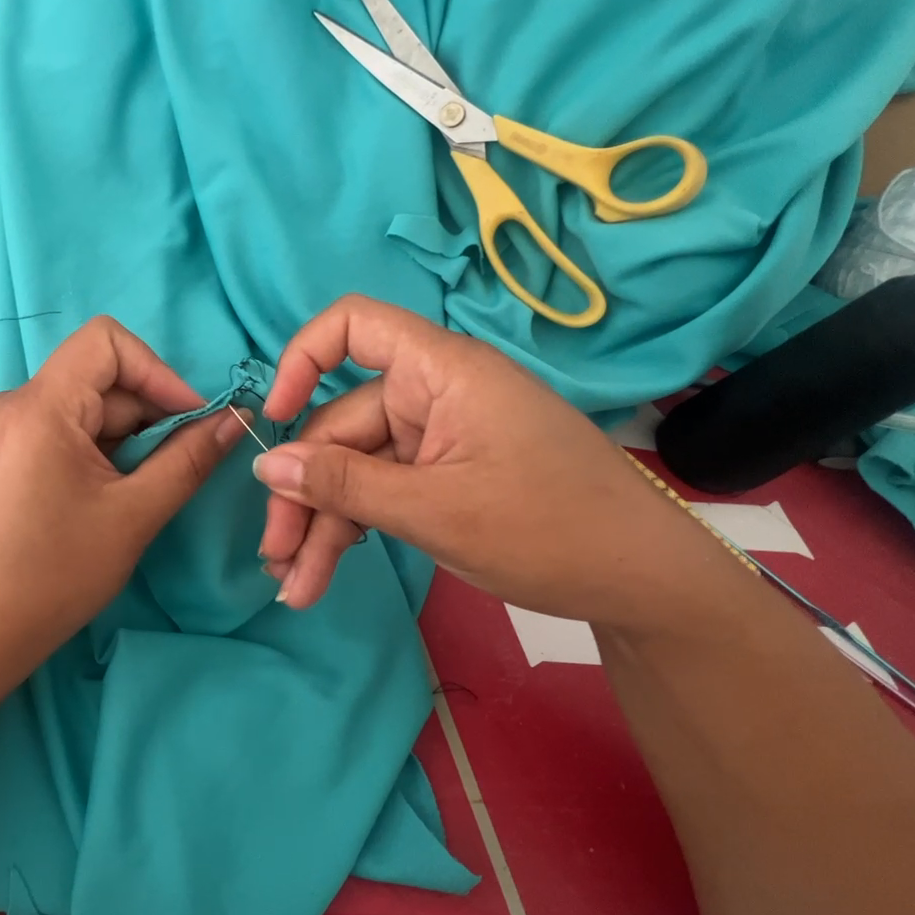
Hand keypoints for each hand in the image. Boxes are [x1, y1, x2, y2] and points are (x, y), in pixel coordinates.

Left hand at [0, 317, 248, 660]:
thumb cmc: (58, 571)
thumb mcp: (135, 513)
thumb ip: (189, 458)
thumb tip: (237, 419)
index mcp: (41, 405)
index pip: (107, 341)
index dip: (158, 371)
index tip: (192, 418)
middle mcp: (17, 402)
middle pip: (100, 376)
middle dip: (150, 410)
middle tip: (183, 459)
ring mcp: (8, 427)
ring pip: (87, 405)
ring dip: (129, 434)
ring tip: (147, 484)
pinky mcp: (7, 452)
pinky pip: (66, 427)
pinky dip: (102, 447)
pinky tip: (116, 489)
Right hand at [253, 296, 734, 630]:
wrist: (648, 587)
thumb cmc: (549, 531)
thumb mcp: (434, 511)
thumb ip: (343, 484)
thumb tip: (266, 465)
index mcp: (440, 373)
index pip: (353, 327)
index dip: (300, 359)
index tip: (273, 419)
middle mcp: (433, 394)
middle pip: (339, 424)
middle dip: (304, 494)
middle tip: (276, 558)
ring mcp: (438, 439)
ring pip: (354, 469)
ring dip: (321, 525)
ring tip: (293, 586)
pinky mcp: (445, 476)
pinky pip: (380, 491)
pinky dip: (352, 529)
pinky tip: (321, 574)